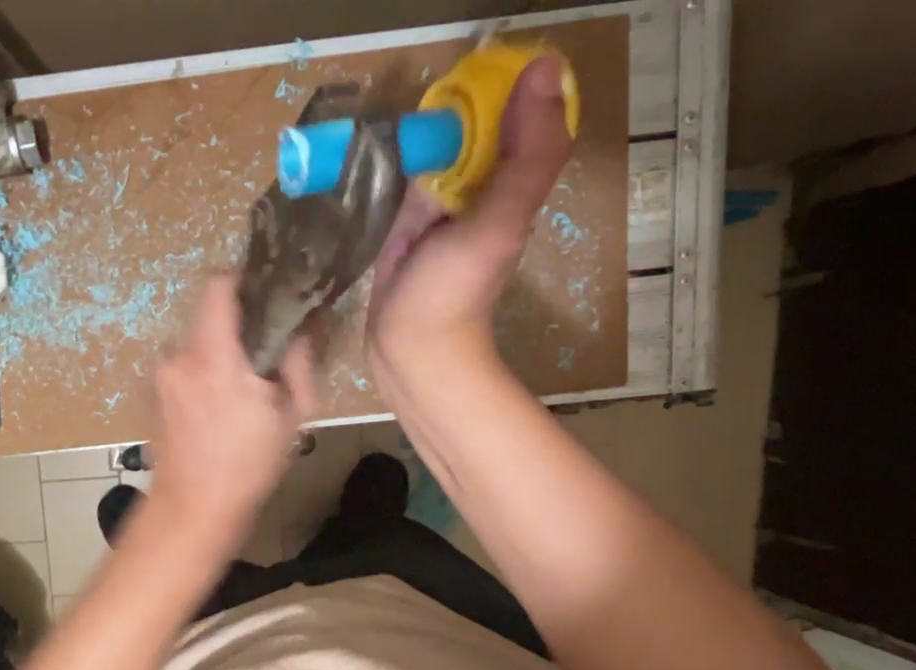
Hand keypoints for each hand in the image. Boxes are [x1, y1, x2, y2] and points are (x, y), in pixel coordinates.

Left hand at [147, 276, 315, 543]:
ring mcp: (159, 376)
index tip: (262, 295)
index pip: (217, 285)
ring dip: (215, 355)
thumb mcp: (291, 415)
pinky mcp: (149, 395)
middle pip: (206, 316)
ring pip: (193, 345)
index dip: (241, 281)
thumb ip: (296, 361)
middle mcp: (179, 357)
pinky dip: (198, 376)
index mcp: (214, 356)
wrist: (193, 508)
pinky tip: (213, 409)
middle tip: (259, 355)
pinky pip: (180, 369)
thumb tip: (298, 330)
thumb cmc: (248, 465)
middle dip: (234, 328)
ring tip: (236, 390)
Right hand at [366, 57, 574, 400]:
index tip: (461, 77)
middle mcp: (476, 186)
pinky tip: (370, 157)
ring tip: (386, 126)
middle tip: (417, 107)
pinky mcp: (403, 227)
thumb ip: (527, 155)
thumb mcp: (499, 221)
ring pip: (431, 150)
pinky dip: (391, 164)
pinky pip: (402, 180)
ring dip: (415, 134)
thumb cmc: (454, 294)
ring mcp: (437, 207)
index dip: (490, 84)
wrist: (412, 355)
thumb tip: (545, 68)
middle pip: (466, 125)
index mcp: (507, 178)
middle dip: (446, 108)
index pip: (507, 109)